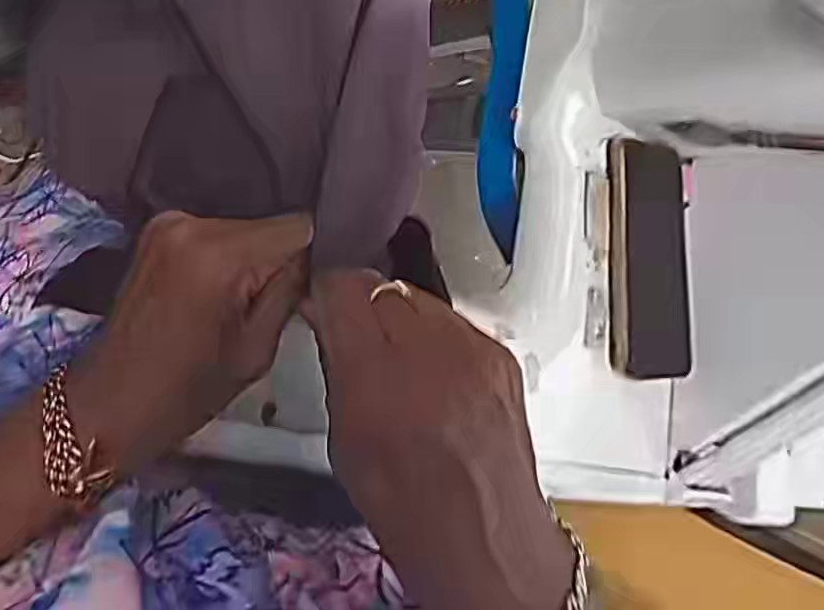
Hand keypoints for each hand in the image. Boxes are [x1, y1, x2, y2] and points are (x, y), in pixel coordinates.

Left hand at [67, 211, 311, 475]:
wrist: (106, 403)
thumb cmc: (183, 392)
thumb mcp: (256, 350)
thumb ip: (290, 289)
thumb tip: (314, 256)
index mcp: (218, 252)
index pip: (299, 226)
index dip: (313, 254)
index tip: (310, 285)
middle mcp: (192, 221)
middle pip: (270, 224)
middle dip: (281, 256)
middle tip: (270, 301)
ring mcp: (171, 219)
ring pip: (245, 226)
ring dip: (253, 255)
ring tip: (240, 298)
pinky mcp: (160, 226)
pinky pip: (218, 230)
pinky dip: (228, 252)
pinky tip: (218, 287)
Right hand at [304, 270, 573, 609]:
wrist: (485, 538)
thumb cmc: (408, 505)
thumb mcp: (343, 440)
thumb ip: (334, 364)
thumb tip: (327, 319)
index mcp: (375, 373)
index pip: (343, 288)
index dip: (329, 290)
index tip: (325, 298)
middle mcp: (425, 349)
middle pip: (380, 285)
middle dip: (363, 301)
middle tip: (358, 329)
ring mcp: (469, 347)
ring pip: (418, 295)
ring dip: (401, 314)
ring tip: (401, 356)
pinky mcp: (499, 352)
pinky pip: (455, 321)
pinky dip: (438, 335)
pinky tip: (435, 371)